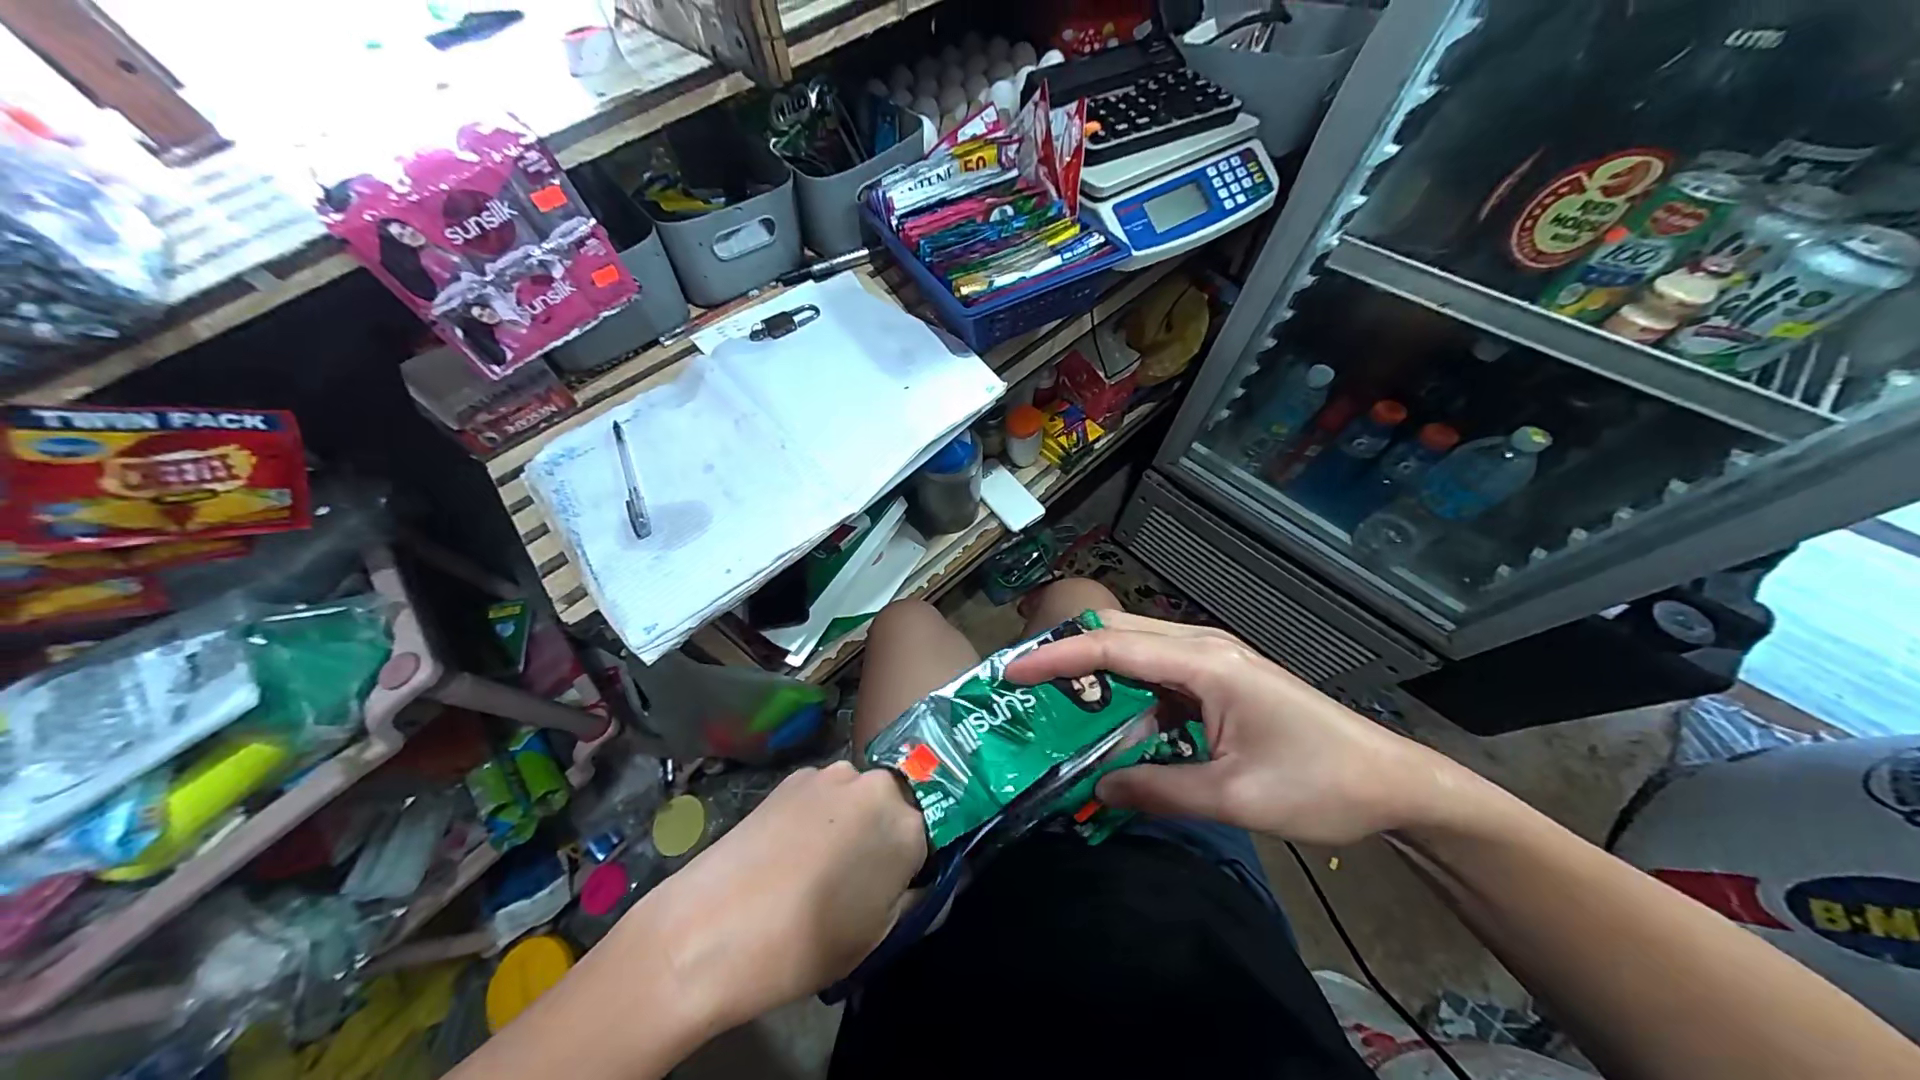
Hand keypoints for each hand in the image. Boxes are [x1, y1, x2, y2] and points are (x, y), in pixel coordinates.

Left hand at [622, 762, 925, 1031]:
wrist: (710, 929)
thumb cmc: (805, 944)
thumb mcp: (876, 936)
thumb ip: (914, 897)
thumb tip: (922, 880)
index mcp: (907, 824)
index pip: (936, 829)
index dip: (919, 857)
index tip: (901, 880)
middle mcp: (875, 785)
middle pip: (896, 804)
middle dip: (885, 832)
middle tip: (859, 875)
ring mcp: (830, 775)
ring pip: (858, 796)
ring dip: (851, 820)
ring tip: (817, 863)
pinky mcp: (792, 776)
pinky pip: (823, 793)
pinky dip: (819, 814)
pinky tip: (791, 850)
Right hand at [1005, 612, 1476, 844]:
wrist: (1392, 780)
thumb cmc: (1320, 783)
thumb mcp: (1233, 797)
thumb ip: (1158, 789)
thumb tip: (1096, 787)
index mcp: (1205, 663)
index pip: (1112, 649)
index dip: (1056, 658)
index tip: (1011, 673)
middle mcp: (1204, 646)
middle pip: (1118, 634)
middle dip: (1067, 654)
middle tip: (1023, 688)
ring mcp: (1213, 658)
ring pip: (1135, 649)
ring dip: (1094, 671)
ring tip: (1054, 704)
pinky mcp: (1220, 677)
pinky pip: (1157, 672)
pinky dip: (1123, 688)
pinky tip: (1109, 719)